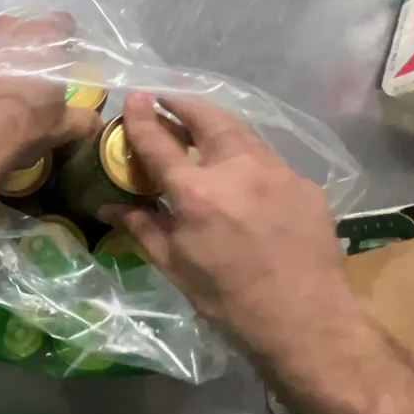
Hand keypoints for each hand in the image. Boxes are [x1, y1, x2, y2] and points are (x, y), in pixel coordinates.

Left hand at [0, 13, 101, 180]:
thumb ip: (81, 119)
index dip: (63, 41)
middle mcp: (6, 29)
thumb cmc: (24, 126)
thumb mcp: (61, 127)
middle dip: (22, 45)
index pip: (62, 24)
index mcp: (43, 37)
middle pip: (20, 28)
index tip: (62, 59)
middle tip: (24, 71)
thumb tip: (94, 121)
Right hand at [101, 91, 362, 365]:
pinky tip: (238, 171)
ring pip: (242, 132)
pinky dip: (244, 155)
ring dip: (216, 123)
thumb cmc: (225, 297)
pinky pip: (267, 159)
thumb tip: (109, 207)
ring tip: (200, 124)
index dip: (143, 118)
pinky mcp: (304, 184)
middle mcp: (238, 170)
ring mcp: (277, 172)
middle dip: (185, 104)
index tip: (133, 97)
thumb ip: (142, 226)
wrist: (302, 317)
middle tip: (167, 99)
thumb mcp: (174, 264)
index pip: (161, 143)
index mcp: (197, 193)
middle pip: (209, 119)